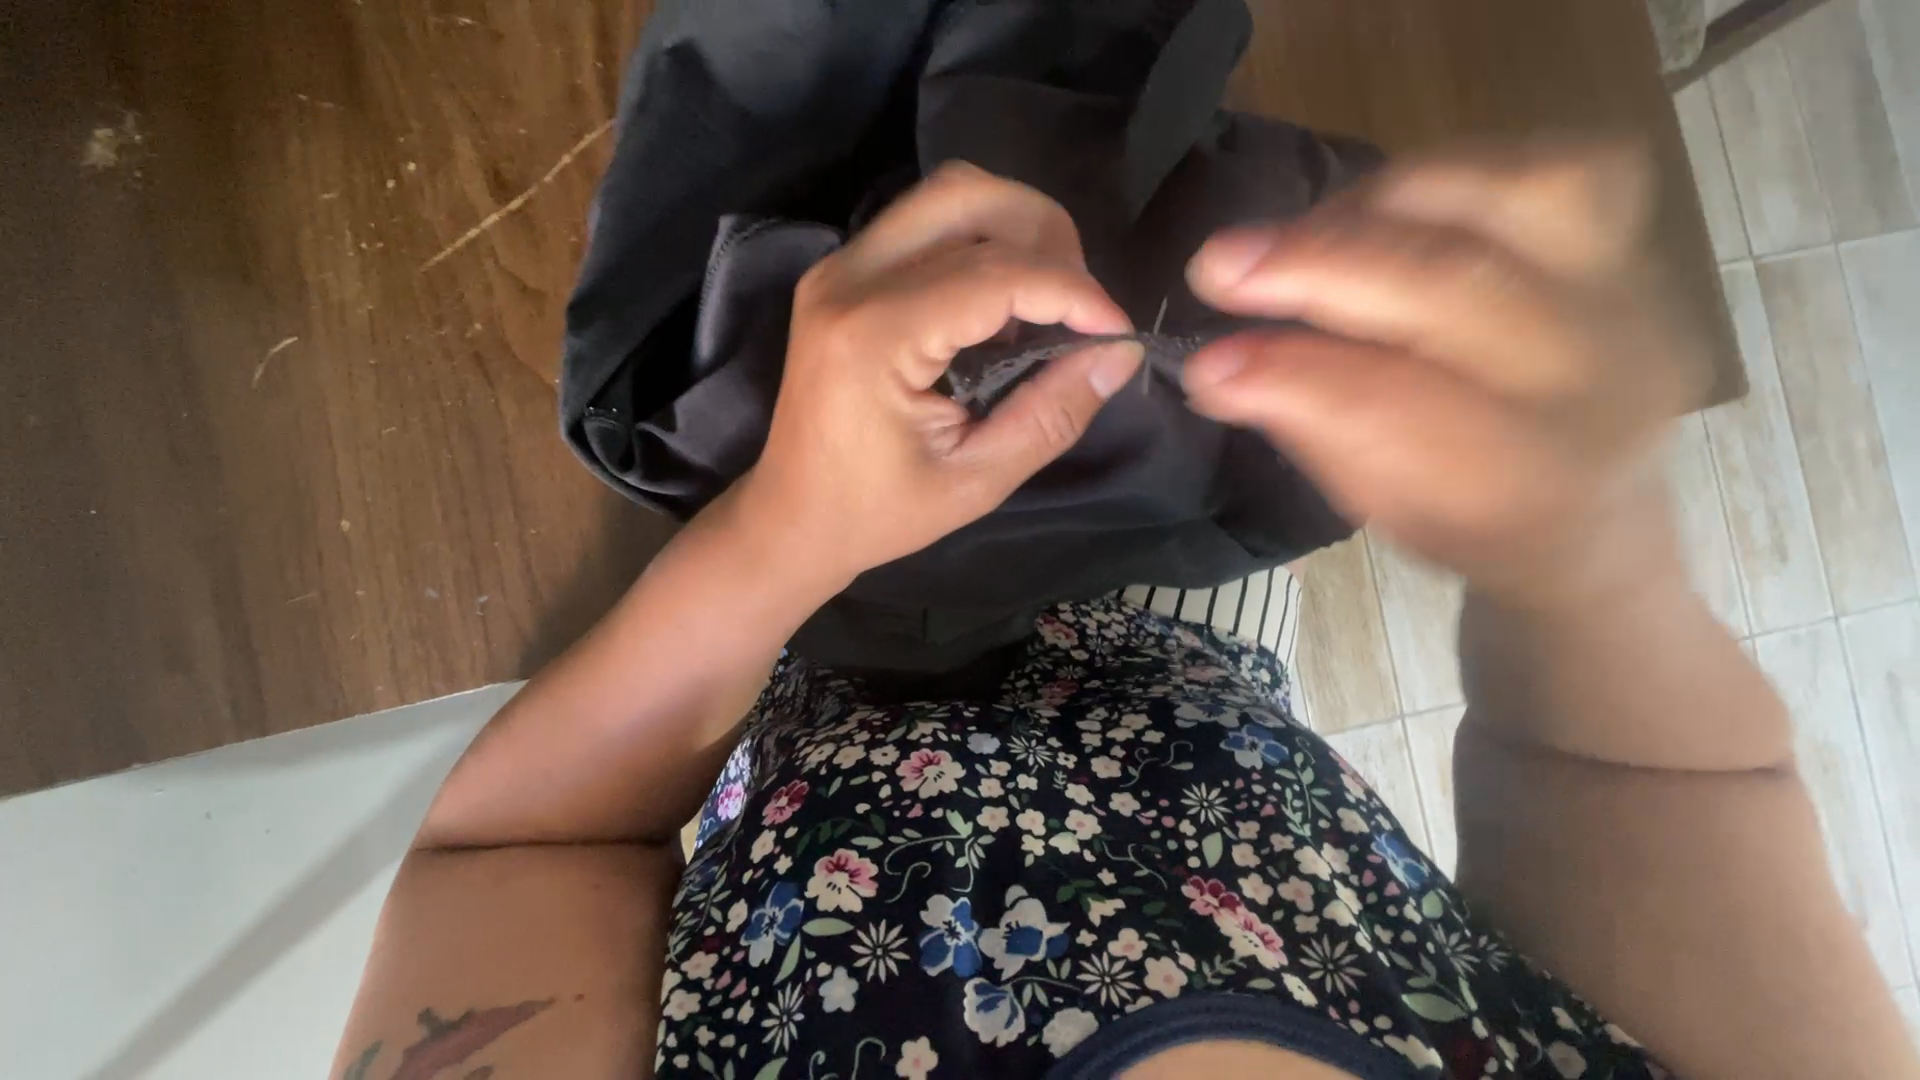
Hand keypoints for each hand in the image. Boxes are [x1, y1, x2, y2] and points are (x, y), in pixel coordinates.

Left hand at [732, 163, 1143, 589]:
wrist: (793, 517)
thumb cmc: (879, 513)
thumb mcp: (976, 480)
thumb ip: (1051, 414)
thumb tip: (1119, 353)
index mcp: (875, 336)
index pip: (995, 274)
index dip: (1072, 292)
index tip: (1116, 330)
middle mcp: (849, 280)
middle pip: (969, 198)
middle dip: (1047, 240)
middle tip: (1079, 309)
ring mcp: (838, 269)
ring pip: (946, 197)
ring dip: (1014, 230)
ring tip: (1046, 300)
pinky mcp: (840, 275)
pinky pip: (923, 223)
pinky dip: (978, 243)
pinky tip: (999, 306)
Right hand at [1180, 142, 1712, 609]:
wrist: (1592, 518)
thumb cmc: (1462, 522)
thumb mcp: (1376, 506)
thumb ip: (1308, 428)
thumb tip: (1218, 367)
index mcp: (1516, 477)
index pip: (1391, 403)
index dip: (1289, 372)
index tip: (1207, 361)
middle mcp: (1592, 379)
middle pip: (1454, 286)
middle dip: (1322, 265)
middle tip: (1223, 262)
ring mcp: (1628, 301)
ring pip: (1526, 196)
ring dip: (1388, 204)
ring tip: (1308, 234)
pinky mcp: (1634, 252)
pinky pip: (1566, 170)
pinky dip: (1457, 179)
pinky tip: (1385, 212)